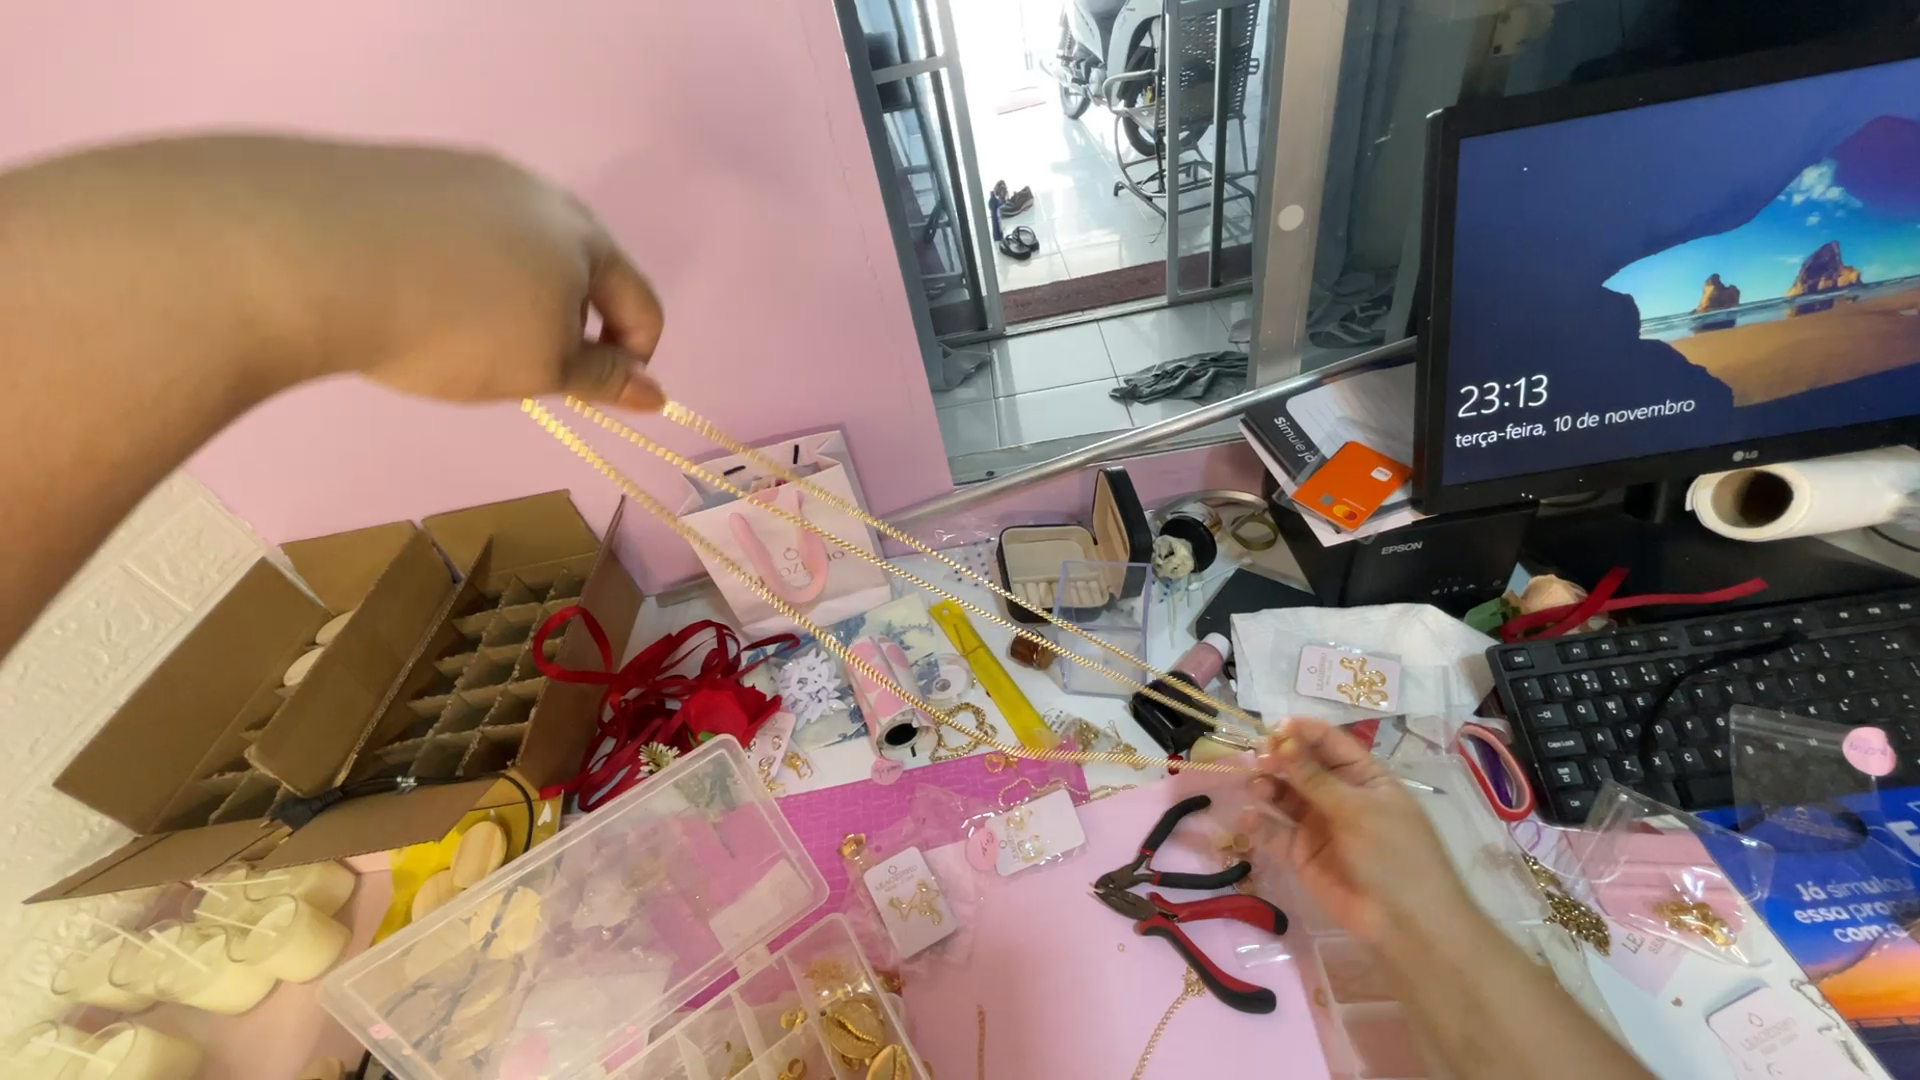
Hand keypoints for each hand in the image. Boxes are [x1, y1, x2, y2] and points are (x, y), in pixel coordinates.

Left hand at [18, 135, 664, 408]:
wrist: (291, 251)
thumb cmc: (454, 324)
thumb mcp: (543, 367)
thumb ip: (606, 380)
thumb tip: (659, 396)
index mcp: (584, 237)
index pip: (642, 305)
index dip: (632, 358)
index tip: (590, 391)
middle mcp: (534, 192)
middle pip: (583, 272)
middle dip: (570, 324)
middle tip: (524, 365)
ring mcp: (464, 173)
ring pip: (520, 250)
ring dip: (517, 298)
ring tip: (461, 331)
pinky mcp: (400, 171)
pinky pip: (459, 231)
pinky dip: (461, 271)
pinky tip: (415, 292)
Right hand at [1244, 719, 1477, 949]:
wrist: (1406, 925)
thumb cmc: (1395, 856)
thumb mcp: (1358, 810)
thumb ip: (1315, 777)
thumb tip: (1281, 742)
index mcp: (1362, 777)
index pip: (1328, 742)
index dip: (1302, 732)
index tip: (1275, 729)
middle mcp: (1337, 795)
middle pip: (1300, 765)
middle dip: (1278, 757)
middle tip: (1260, 757)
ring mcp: (1317, 823)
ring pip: (1283, 794)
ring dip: (1267, 784)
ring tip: (1256, 786)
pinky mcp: (1301, 852)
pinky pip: (1274, 830)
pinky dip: (1259, 821)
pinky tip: (1250, 817)